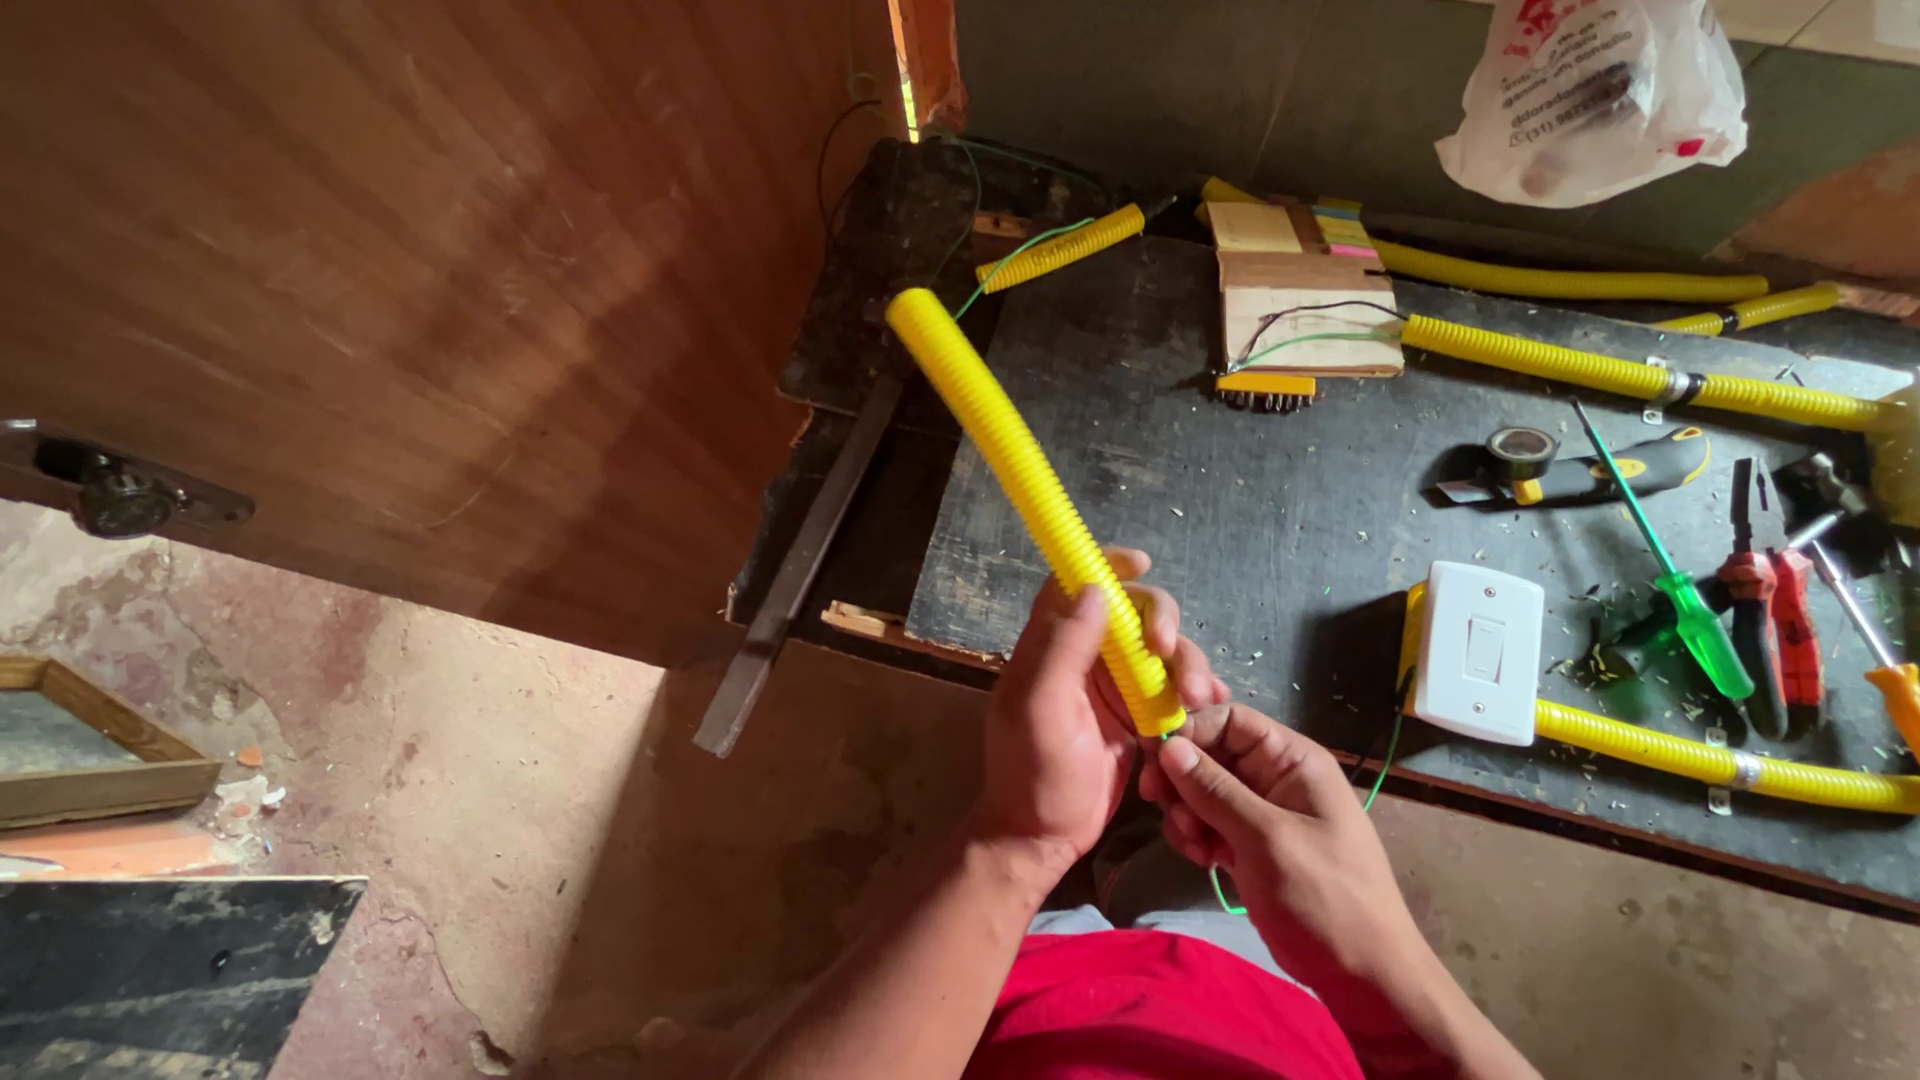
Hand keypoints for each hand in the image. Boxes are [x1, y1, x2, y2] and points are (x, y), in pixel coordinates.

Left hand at [969, 548, 1229, 875]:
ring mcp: (1112, 685)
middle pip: (1131, 612)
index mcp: (1050, 646)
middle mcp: (1083, 656)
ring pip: (1159, 651)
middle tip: (1169, 651)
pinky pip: (1171, 687)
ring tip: (1204, 696)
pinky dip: (1194, 689)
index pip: (1074, 585)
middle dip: (1161, 623)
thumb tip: (1095, 588)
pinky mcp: (1135, 714)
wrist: (1044, 835)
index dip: (1105, 563)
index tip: (1140, 561)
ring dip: (1187, 662)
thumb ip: (1062, 647)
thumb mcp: (1039, 709)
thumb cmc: (1032, 772)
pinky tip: (1212, 704)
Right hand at [1139, 704, 1425, 990]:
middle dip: (1180, 775)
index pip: (1230, 719)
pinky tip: (1201, 859)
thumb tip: (1167, 745)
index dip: (1190, 729)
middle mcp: (1274, 776)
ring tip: (1191, 842)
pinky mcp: (1246, 843)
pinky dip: (1194, 835)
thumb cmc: (1326, 897)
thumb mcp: (1267, 839)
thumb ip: (1215, 790)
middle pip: (1209, 752)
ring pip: (1200, 788)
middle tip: (1156, 801)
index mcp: (1292, 760)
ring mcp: (1259, 811)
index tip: (1153, 754)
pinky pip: (1205, 821)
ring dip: (1184, 810)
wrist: (1361, 976)